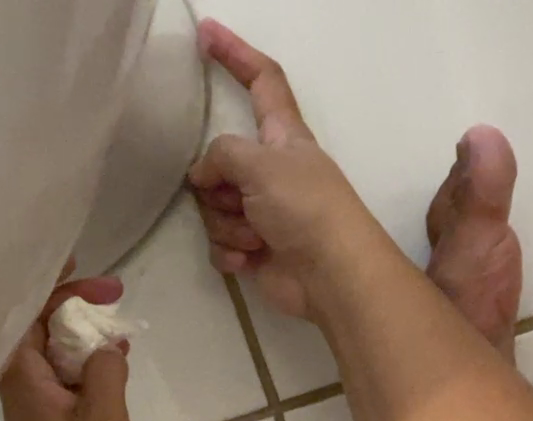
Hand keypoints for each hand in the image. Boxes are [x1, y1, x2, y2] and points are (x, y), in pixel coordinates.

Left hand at [0, 266, 137, 420]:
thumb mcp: (106, 413)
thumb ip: (106, 368)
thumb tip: (106, 347)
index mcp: (22, 380)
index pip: (31, 314)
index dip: (65, 290)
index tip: (107, 286)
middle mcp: (17, 391)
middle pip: (36, 332)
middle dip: (74, 311)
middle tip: (114, 302)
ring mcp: (29, 413)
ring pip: (50, 359)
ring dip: (82, 342)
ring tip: (118, 336)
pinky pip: (59, 385)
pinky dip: (83, 370)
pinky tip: (111, 371)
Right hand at [188, 20, 376, 320]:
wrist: (330, 276)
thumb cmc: (306, 208)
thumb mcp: (262, 163)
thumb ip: (222, 155)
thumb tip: (201, 177)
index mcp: (282, 137)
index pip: (261, 81)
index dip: (235, 54)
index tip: (205, 33)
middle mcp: (270, 172)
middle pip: (219, 163)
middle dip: (217, 187)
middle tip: (240, 202)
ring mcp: (261, 213)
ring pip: (214, 209)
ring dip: (228, 227)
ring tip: (256, 238)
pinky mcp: (254, 250)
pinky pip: (221, 245)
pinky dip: (230, 254)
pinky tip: (250, 261)